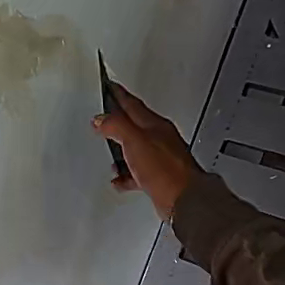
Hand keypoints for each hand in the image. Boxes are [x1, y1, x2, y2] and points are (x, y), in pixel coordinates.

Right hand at [94, 82, 202, 218]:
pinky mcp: (158, 178)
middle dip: (119, 122)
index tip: (111, 86)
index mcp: (155, 125)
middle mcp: (160, 140)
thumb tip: (101, 119)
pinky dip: (126, 175)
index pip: (133, 104)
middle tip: (107, 116)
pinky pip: (137, 173)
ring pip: (136, 150)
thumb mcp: (135, 140)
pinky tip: (121, 179)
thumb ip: (116, 126)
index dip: (119, 94)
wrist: (182, 198)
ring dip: (121, 151)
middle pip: (135, 126)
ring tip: (111, 150)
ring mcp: (160, 159)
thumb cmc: (165, 168)